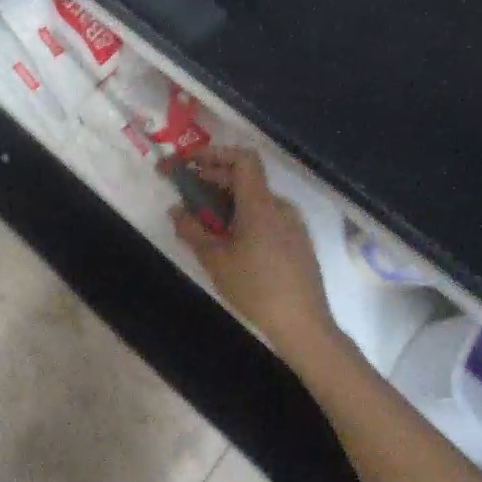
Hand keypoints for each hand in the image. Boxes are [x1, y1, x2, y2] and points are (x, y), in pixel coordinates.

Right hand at [170, 147, 338, 361]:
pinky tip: (230, 241)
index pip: (243, 159)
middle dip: (212, 180)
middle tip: (186, 196)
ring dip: (227, 201)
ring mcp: (293, 226)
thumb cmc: (255, 288)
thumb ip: (191, 229)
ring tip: (205, 223)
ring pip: (255, 199)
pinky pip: (268, 216)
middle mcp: (280, 208)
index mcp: (260, 205)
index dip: (215, 154)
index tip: (190, 164)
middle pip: (245, 179)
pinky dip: (244, 216)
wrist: (305, 327)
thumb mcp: (213, 259)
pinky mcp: (299, 243)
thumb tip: (176, 210)